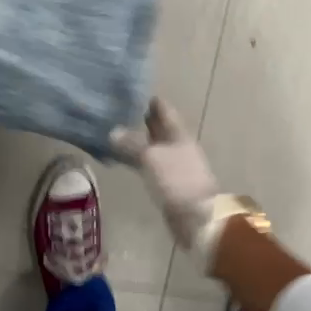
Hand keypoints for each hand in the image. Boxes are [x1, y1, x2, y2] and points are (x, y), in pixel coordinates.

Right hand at [110, 98, 222, 253]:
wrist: (198, 217)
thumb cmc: (177, 179)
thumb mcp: (151, 157)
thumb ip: (132, 144)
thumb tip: (113, 132)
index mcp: (179, 134)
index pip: (166, 112)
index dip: (154, 102)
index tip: (138, 93)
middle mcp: (178, 147)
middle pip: (162, 130)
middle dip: (148, 120)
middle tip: (127, 110)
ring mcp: (175, 166)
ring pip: (155, 148)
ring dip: (142, 141)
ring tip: (122, 133)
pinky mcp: (169, 185)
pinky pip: (151, 166)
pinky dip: (140, 160)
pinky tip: (127, 160)